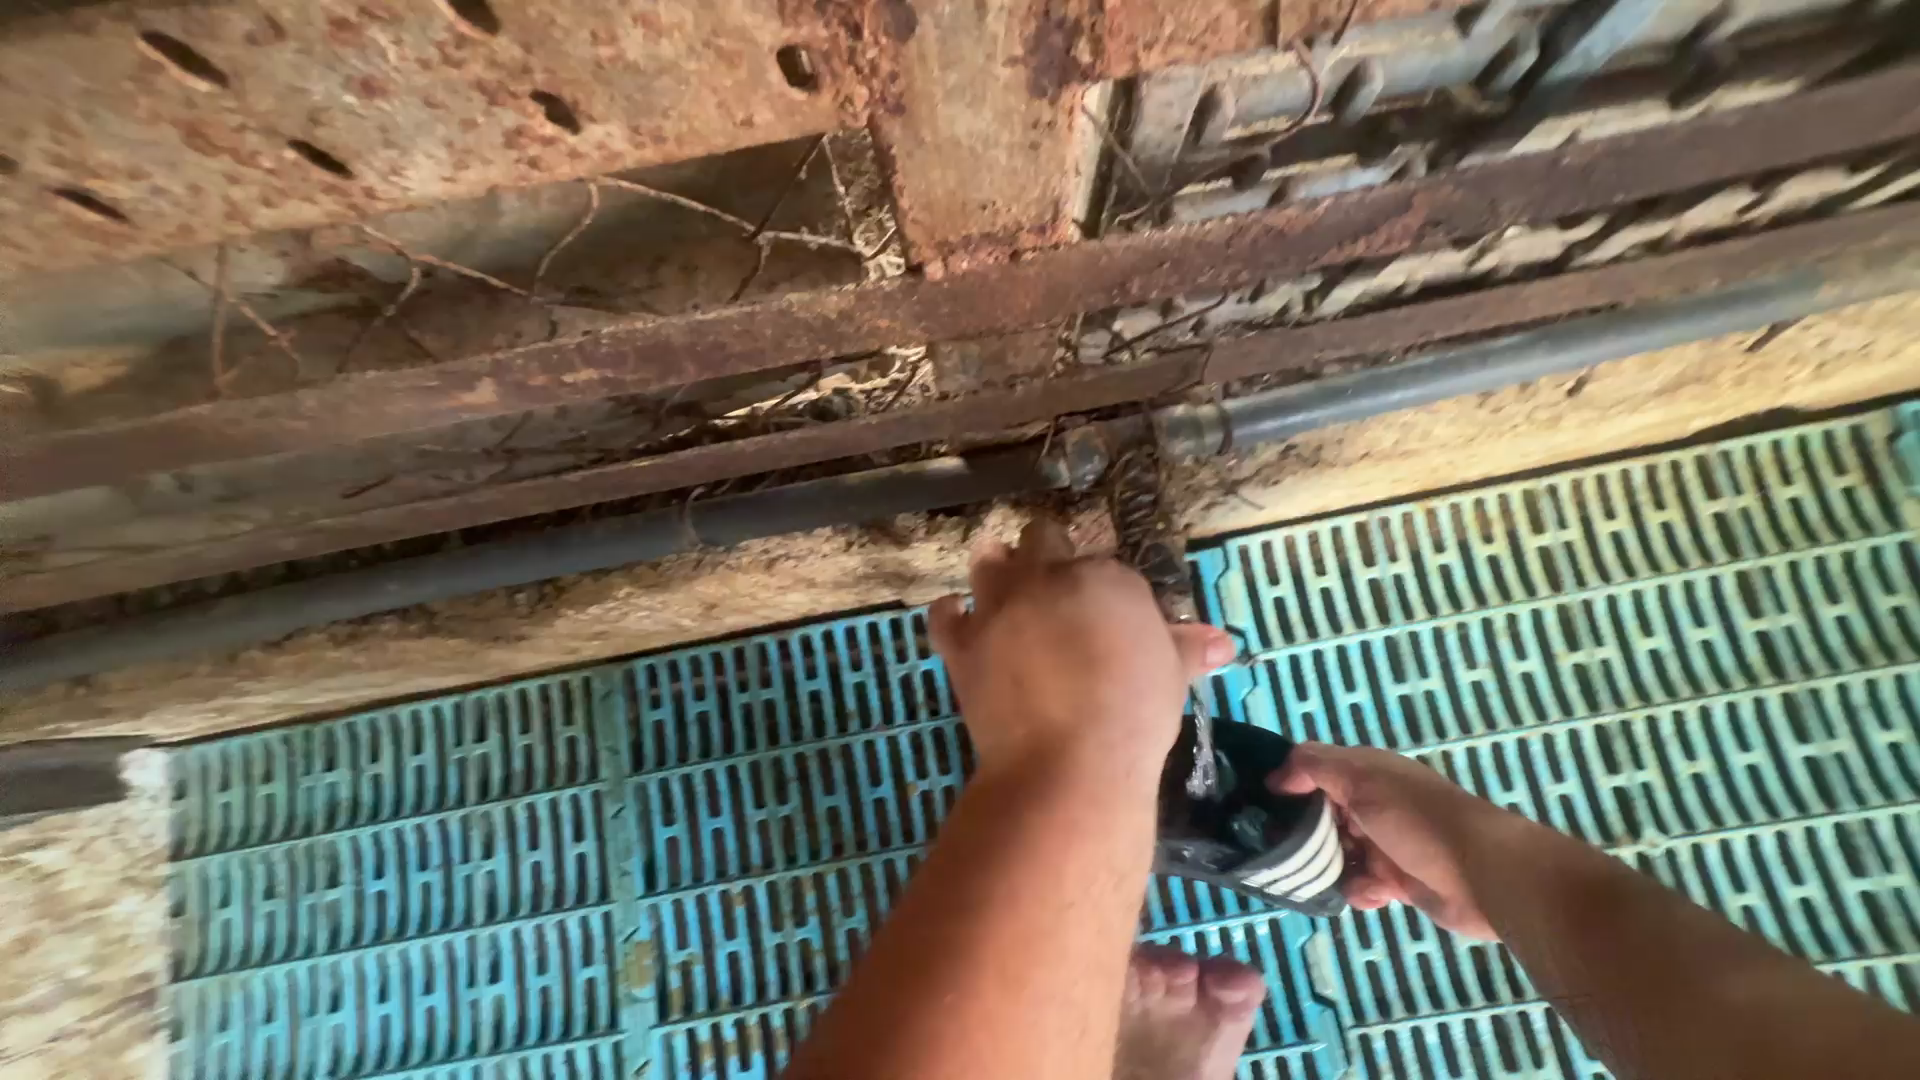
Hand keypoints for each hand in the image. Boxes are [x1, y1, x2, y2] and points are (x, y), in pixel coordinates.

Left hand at [929, 517, 1233, 783]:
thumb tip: (1224, 642)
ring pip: (988, 561)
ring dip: (997, 567)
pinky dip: (951, 612)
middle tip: (1055, 589)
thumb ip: (1187, 647)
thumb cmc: (1133, 716)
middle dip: (1048, 552)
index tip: (1103, 611)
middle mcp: (1046, 578)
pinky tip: (960, 617)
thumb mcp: (1170, 677)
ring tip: (1007, 585)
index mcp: (1103, 578)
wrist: (1069, 762)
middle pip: (1041, 538)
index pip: (1101, 563)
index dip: (1100, 586)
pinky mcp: (962, 643)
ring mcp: (998, 607)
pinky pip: (944, 613)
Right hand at [1271, 742, 1517, 939]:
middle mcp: (1375, 805)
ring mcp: (1387, 844)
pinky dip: (1358, 890)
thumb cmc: (1416, 818)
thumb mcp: (1359, 778)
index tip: (1263, 804)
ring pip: (1339, 852)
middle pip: (1324, 815)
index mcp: (1368, 774)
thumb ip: (1313, 767)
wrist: (1484, 875)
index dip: (1291, 786)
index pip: (1317, 773)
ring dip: (1327, 864)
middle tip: (1277, 847)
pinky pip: (1363, 885)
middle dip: (1303, 831)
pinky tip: (1365, 893)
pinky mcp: (1399, 881)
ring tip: (1313, 875)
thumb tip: (1275, 777)